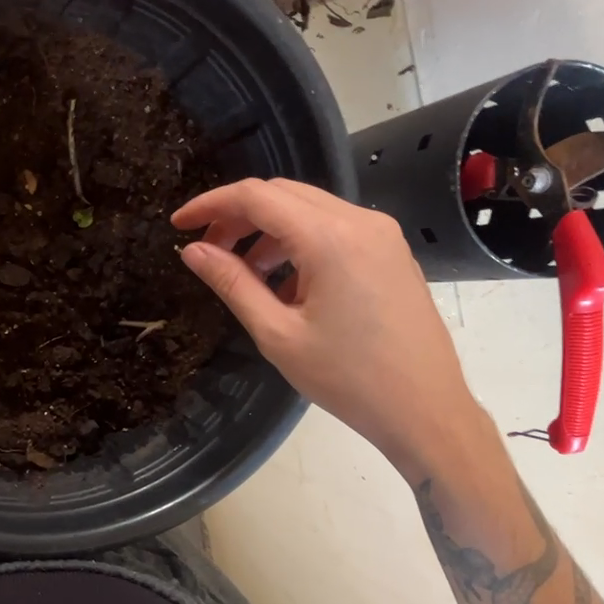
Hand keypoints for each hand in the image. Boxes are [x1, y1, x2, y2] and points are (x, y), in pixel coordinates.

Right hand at [173, 178, 482, 473]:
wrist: (425, 409)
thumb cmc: (347, 378)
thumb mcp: (276, 334)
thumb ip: (232, 284)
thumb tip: (192, 252)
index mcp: (330, 238)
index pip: (257, 197)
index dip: (211, 204)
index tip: (178, 224)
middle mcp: (360, 221)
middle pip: (283, 194)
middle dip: (236, 215)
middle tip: (204, 250)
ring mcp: (381, 234)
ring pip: (307, 209)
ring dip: (265, 230)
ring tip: (241, 273)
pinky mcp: (389, 252)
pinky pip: (332, 228)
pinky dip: (296, 242)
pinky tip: (281, 283)